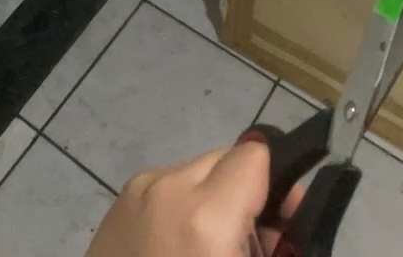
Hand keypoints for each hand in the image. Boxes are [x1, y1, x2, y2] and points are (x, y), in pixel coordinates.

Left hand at [88, 142, 301, 256]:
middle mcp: (169, 188)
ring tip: (207, 251)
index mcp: (206, 216)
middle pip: (226, 160)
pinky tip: (175, 251)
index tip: (284, 225)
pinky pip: (166, 187)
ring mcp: (139, 192)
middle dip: (245, 196)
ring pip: (195, 172)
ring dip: (212, 202)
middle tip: (248, 247)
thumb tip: (285, 222)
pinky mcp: (118, 203)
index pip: (255, 156)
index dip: (278, 188)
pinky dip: (180, 209)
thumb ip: (277, 246)